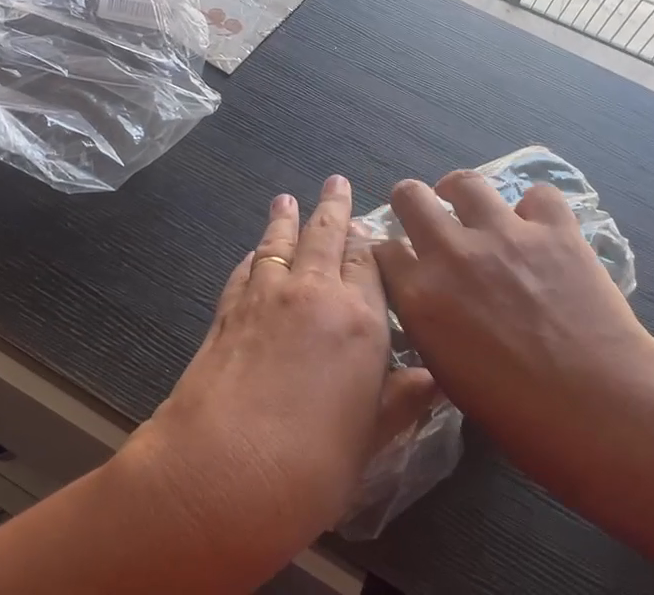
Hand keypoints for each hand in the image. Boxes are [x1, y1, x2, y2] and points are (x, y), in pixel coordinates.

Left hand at [123, 176, 436, 565]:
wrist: (222, 472)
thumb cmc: (313, 466)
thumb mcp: (371, 440)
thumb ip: (400, 402)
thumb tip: (431, 380)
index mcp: (361, 321)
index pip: (371, 265)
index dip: (373, 244)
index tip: (374, 228)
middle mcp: (315, 294)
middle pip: (326, 237)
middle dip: (334, 207)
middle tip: (336, 181)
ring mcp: (266, 298)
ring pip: (280, 242)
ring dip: (286, 218)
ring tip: (287, 198)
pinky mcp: (227, 311)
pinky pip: (247, 269)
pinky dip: (255, 255)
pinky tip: (256, 252)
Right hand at [372, 172, 653, 506]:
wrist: (602, 410)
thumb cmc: (520, 417)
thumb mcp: (449, 375)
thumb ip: (430, 327)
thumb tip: (431, 305)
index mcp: (422, 296)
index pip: (383, 251)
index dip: (391, 255)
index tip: (401, 262)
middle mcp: (454, 253)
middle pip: (410, 196)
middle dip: (410, 204)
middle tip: (427, 220)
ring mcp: (506, 234)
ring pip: (466, 182)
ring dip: (462, 194)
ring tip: (473, 208)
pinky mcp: (556, 229)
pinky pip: (537, 195)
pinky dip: (534, 208)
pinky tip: (539, 229)